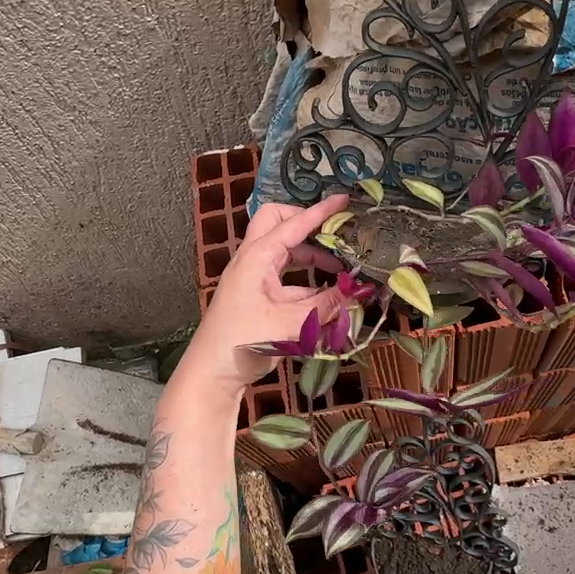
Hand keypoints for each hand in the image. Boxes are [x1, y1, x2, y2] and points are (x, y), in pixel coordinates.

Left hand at [175, 194, 351, 396]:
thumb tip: (361, 291)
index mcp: (257, 257)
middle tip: (333, 233)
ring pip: (283, 250)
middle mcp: (253, 260)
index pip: (293, 224)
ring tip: (339, 269)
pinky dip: (306, 279)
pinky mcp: (256, 295)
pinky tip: (326, 295)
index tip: (344, 200)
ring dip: (310, 255)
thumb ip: (329, 305)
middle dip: (305, 222)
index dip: (320, 212)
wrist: (213, 372)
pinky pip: (284, 276)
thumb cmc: (245, 341)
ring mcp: (252, 276)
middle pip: (277, 222)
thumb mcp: (292, 323)